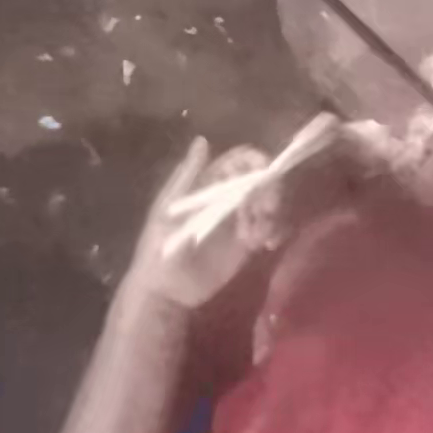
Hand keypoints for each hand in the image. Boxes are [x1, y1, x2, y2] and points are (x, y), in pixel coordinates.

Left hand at [122, 138, 283, 311]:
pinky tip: (265, 245)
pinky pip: (270, 227)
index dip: (256, 162)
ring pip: (270, 202)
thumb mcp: (167, 210)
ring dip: (271, 213)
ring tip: (256, 235)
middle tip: (267, 209)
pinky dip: (274, 231)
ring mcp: (241, 219)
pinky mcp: (249, 242)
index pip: (241, 161)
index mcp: (211, 184)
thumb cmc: (158, 247)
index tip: (264, 175)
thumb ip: (187, 177)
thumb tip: (202, 140)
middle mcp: (230, 197)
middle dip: (270, 189)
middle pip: (262, 180)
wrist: (163, 293)